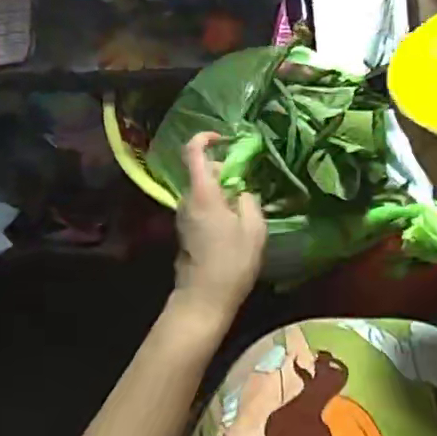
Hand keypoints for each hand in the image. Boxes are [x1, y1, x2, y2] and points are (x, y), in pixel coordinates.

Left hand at [168, 132, 266, 324]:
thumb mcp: (253, 228)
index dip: (205, 137)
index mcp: (202, 193)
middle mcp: (187, 199)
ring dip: (221, 190)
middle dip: (224, 170)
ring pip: (202, 190)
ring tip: (244, 208)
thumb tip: (241, 190)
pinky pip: (200, 206)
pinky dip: (216, 205)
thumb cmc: (231, 262)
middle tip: (247, 185)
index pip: (192, 152)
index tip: (224, 138)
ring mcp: (183, 215)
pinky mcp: (185, 230)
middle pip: (201, 171)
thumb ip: (248, 200)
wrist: (204, 298)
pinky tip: (233, 224)